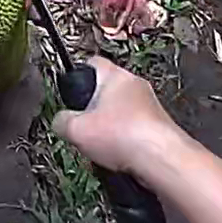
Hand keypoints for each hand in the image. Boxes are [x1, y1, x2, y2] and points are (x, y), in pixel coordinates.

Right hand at [53, 57, 189, 178]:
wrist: (161, 159)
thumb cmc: (124, 136)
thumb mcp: (76, 130)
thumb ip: (61, 121)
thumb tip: (60, 122)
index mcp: (115, 76)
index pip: (91, 63)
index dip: (78, 75)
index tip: (72, 89)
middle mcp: (135, 85)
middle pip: (106, 90)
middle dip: (93, 109)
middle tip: (83, 125)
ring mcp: (149, 105)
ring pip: (121, 110)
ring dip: (110, 126)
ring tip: (102, 147)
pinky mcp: (158, 125)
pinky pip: (134, 128)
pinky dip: (125, 140)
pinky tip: (119, 157)